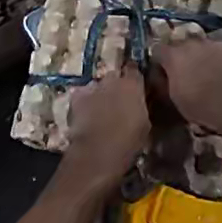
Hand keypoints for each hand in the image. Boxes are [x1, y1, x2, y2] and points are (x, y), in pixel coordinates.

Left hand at [61, 67, 149, 190]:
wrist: (98, 152)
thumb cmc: (128, 142)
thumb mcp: (145, 124)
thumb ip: (141, 107)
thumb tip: (138, 104)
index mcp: (133, 85)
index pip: (134, 70)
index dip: (133, 77)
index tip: (135, 86)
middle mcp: (112, 79)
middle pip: (114, 76)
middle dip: (116, 86)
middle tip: (117, 102)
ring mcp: (92, 86)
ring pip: (97, 85)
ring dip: (99, 94)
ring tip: (100, 111)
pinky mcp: (76, 96)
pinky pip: (82, 94)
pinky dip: (84, 102)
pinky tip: (85, 115)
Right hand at [154, 38, 221, 137]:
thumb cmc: (199, 107)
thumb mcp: (174, 96)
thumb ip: (164, 78)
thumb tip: (160, 71)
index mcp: (173, 57)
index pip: (157, 48)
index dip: (160, 58)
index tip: (163, 66)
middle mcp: (189, 44)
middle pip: (179, 43)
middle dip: (180, 53)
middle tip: (185, 68)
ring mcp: (210, 43)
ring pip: (198, 43)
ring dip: (198, 52)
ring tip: (204, 67)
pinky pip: (216, 47)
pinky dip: (215, 54)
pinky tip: (219, 67)